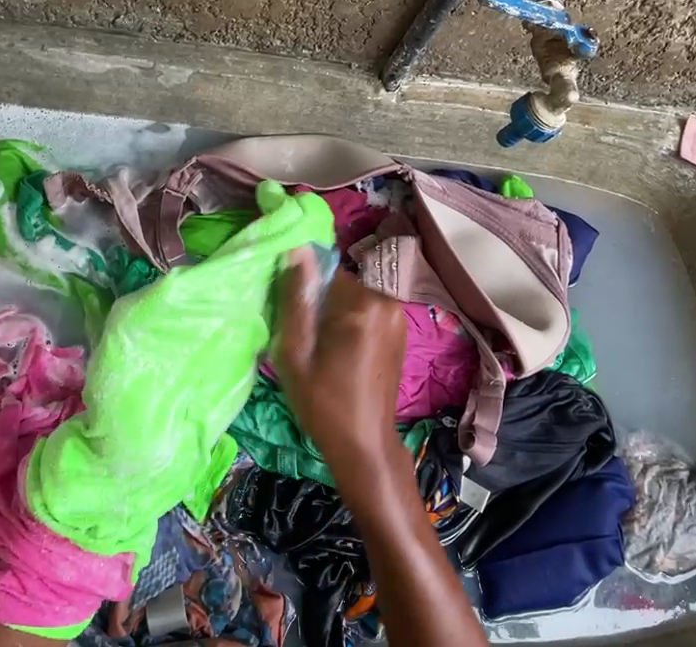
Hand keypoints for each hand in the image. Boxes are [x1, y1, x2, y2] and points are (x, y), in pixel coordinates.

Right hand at [270, 246, 408, 470]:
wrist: (364, 445)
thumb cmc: (323, 403)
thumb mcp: (296, 352)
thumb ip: (296, 298)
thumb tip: (297, 250)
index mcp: (362, 304)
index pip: (324, 271)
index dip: (304, 292)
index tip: (295, 322)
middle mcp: (386, 301)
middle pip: (339, 285)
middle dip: (319, 304)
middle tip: (306, 343)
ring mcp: (397, 316)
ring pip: (351, 299)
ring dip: (334, 316)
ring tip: (322, 352)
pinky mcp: (400, 331)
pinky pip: (365, 313)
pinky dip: (350, 325)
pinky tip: (340, 355)